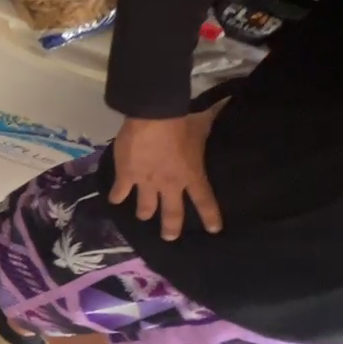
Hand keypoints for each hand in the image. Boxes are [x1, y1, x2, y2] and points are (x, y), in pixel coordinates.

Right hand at [108, 113, 222, 240]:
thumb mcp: (203, 125)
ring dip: (144, 213)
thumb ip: (211, 122)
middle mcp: (171, 185)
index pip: (205, 202)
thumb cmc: (183, 122)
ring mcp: (146, 182)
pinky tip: (115, 200)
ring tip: (142, 216)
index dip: (210, 217)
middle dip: (171, 227)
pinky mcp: (126, 176)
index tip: (213, 230)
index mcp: (193, 176)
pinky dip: (117, 197)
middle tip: (169, 238)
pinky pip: (120, 192)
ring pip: (145, 206)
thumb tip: (227, 105)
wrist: (154, 118)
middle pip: (173, 213)